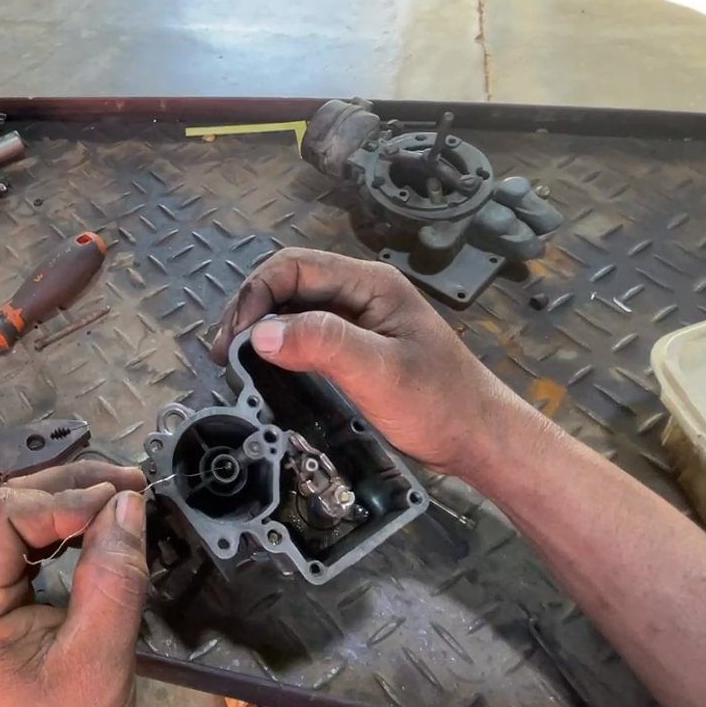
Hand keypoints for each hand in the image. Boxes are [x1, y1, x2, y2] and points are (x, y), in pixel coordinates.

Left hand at [0, 461, 148, 706]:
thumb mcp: (96, 662)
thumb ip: (112, 577)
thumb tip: (127, 503)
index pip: (4, 515)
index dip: (64, 497)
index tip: (120, 497)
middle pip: (7, 508)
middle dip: (70, 488)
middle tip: (129, 482)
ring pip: (15, 521)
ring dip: (68, 502)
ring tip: (119, 495)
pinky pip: (20, 547)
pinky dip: (60, 530)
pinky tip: (93, 524)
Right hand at [210, 247, 547, 476]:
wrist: (480, 440)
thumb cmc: (439, 403)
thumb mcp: (380, 372)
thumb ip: (322, 344)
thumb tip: (258, 334)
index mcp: (367, 283)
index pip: (292, 267)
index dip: (256, 294)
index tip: (236, 337)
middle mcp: (356, 292)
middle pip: (285, 283)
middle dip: (249, 311)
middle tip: (225, 353)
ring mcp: (353, 317)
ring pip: (289, 307)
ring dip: (258, 328)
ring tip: (234, 360)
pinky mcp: (350, 343)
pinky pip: (301, 331)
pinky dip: (275, 344)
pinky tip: (262, 366)